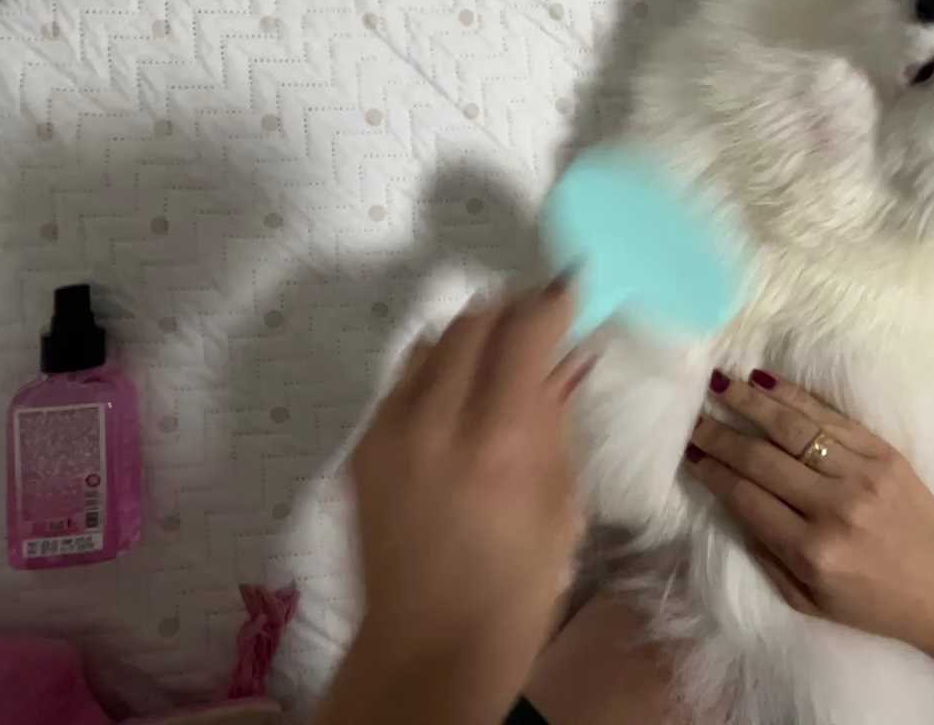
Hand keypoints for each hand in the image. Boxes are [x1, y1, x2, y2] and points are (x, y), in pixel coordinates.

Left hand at [332, 282, 591, 724]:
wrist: (429, 649)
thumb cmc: (520, 583)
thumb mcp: (562, 499)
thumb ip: (558, 414)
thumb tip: (569, 355)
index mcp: (500, 442)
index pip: (525, 333)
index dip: (552, 299)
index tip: (570, 285)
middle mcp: (437, 423)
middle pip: (473, 321)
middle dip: (511, 307)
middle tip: (536, 318)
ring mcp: (389, 433)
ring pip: (433, 340)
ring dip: (472, 334)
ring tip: (496, 355)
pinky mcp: (363, 449)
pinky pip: (404, 380)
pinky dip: (438, 370)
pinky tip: (456, 398)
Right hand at [683, 369, 933, 650]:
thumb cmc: (874, 603)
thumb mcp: (809, 600)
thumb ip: (765, 552)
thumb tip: (729, 497)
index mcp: (813, 551)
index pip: (746, 497)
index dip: (713, 471)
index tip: (689, 452)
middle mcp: (835, 508)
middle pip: (761, 458)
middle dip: (719, 434)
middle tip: (693, 416)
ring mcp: (862, 474)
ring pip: (792, 427)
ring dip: (749, 401)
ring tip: (719, 382)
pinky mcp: (884, 452)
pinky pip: (830, 415)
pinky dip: (793, 394)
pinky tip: (764, 380)